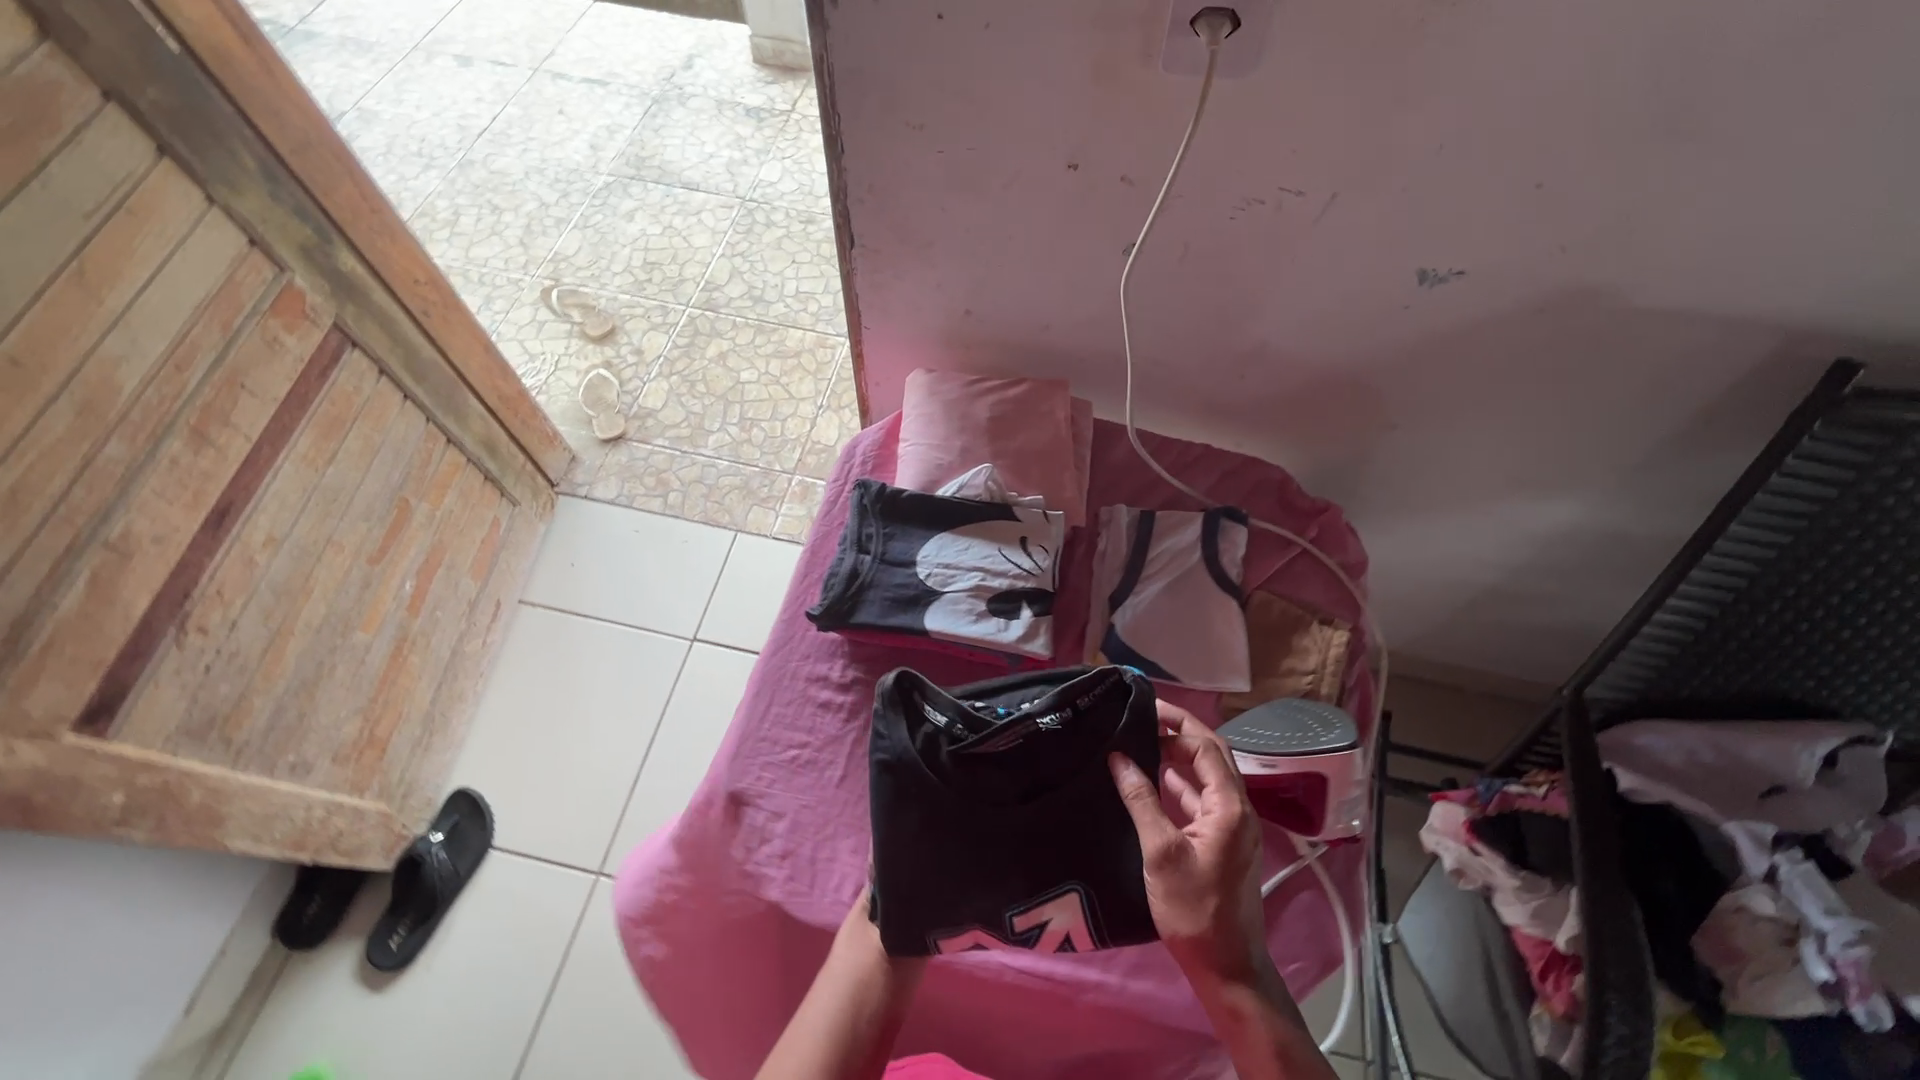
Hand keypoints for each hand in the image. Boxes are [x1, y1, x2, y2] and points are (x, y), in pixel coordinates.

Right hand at [1108, 701, 1275, 990]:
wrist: (1224, 963)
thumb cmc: (1193, 908)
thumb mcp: (1160, 852)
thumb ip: (1141, 800)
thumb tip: (1119, 757)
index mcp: (1230, 806)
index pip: (1206, 746)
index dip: (1177, 722)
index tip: (1144, 707)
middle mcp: (1237, 809)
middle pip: (1211, 756)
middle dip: (1179, 732)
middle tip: (1141, 718)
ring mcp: (1232, 826)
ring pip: (1206, 777)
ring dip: (1178, 757)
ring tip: (1140, 742)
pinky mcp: (1222, 842)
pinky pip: (1201, 799)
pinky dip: (1179, 784)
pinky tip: (1153, 780)